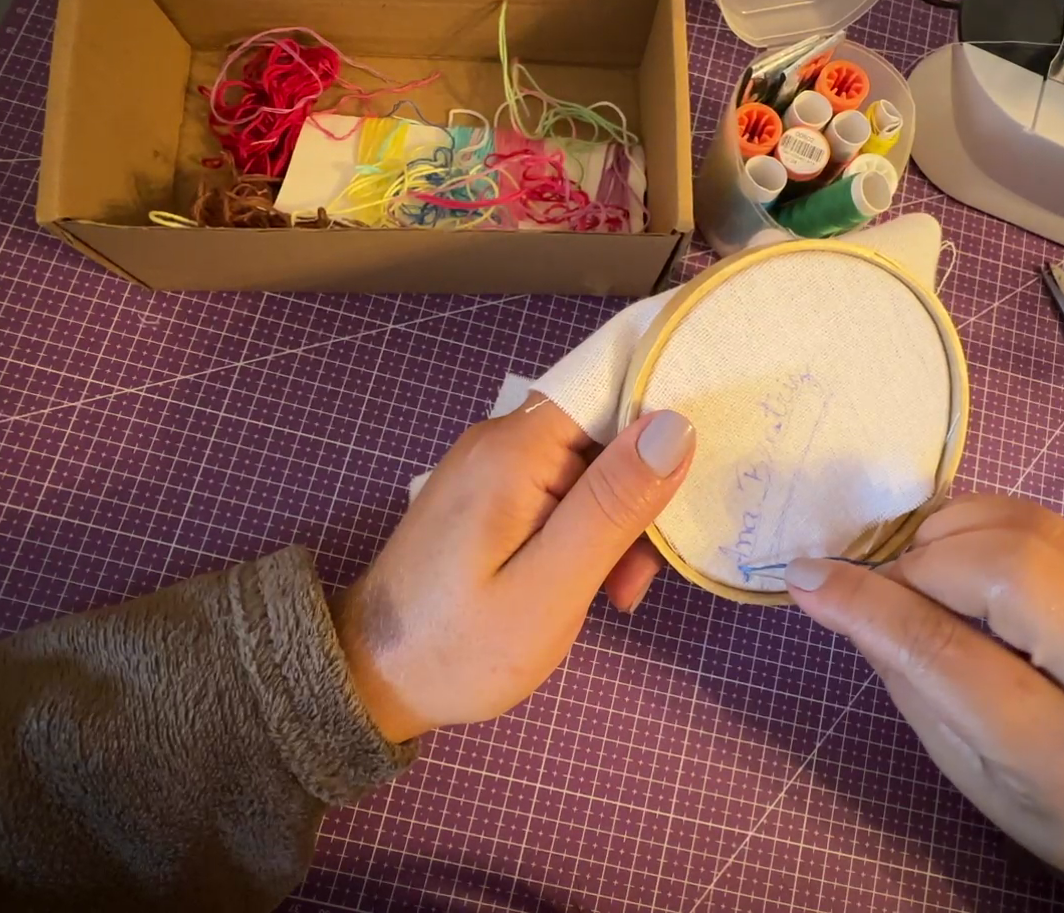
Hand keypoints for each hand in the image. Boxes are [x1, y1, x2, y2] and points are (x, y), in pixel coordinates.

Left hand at [335, 395, 694, 742]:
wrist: (370, 681)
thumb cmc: (460, 646)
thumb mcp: (550, 585)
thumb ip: (612, 505)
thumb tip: (673, 425)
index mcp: (513, 448)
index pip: (603, 383)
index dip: (656, 410)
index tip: (693, 467)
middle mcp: (501, 441)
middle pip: (601, 432)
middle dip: (637, 493)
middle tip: (637, 576)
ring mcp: (493, 467)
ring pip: (587, 466)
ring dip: (614, 521)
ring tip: (614, 592)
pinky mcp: (492, 495)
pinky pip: (559, 490)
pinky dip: (585, 529)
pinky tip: (587, 581)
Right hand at [786, 495, 1063, 910]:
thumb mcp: (970, 773)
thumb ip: (908, 676)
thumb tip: (840, 591)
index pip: (951, 655)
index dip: (867, 605)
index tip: (806, 576)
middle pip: (1005, 571)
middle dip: (920, 563)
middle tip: (891, 587)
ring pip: (1026, 528)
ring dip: (947, 533)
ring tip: (926, 571)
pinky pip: (1044, 519)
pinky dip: (979, 522)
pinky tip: (963, 558)